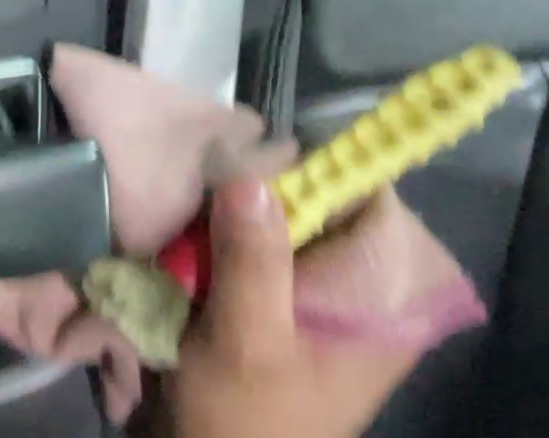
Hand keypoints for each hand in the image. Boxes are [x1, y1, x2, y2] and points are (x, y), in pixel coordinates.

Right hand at [162, 180, 417, 437]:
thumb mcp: (246, 337)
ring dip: (239, 217)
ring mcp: (322, 306)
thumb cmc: (245, 410)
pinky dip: (228, 240)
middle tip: (212, 188)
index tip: (258, 164)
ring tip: (195, 213)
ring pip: (290, 232)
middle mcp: (362, 300)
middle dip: (270, 194)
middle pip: (330, 216)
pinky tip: (194, 244)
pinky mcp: (283, 311)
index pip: (376, 212)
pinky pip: (264, 255)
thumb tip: (251, 178)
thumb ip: (253, 260)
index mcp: (379, 307)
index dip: (324, 176)